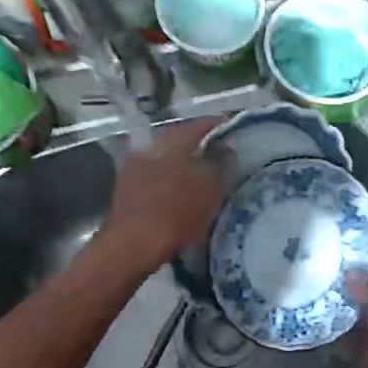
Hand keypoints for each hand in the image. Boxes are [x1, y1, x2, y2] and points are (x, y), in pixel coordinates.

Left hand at [104, 117, 224, 265]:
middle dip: (203, 145)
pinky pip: (159, 175)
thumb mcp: (210, 186)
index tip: (238, 131)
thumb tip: (225, 146)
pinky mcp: (129, 187)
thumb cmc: (177, 212)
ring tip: (206, 175)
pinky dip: (174, 178)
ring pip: (169, 157)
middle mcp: (151, 145)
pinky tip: (184, 191)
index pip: (203, 124)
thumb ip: (220, 162)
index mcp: (173, 139)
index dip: (223, 126)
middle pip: (182, 138)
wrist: (133, 243)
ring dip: (187, 163)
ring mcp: (136, 165)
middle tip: (224, 154)